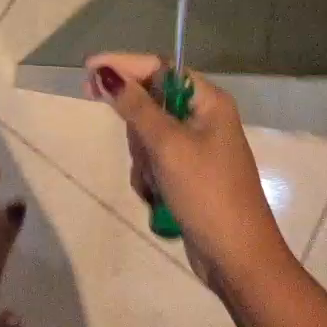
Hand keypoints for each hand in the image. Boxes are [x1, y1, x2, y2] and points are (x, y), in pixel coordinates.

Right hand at [84, 54, 279, 278]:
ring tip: (155, 181)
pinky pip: (152, 160)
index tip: (88, 71)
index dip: (122, 65)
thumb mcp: (167, 145)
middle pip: (150, 101)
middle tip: (138, 148)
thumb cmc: (207, 193)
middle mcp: (203, 118)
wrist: (238, 261)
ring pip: (146, 134)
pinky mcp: (186, 174)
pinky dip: (148, 175)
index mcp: (208, 102)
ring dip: (142, 157)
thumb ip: (134, 106)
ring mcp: (195, 148)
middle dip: (137, 127)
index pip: (157, 67)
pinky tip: (157, 196)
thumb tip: (104, 72)